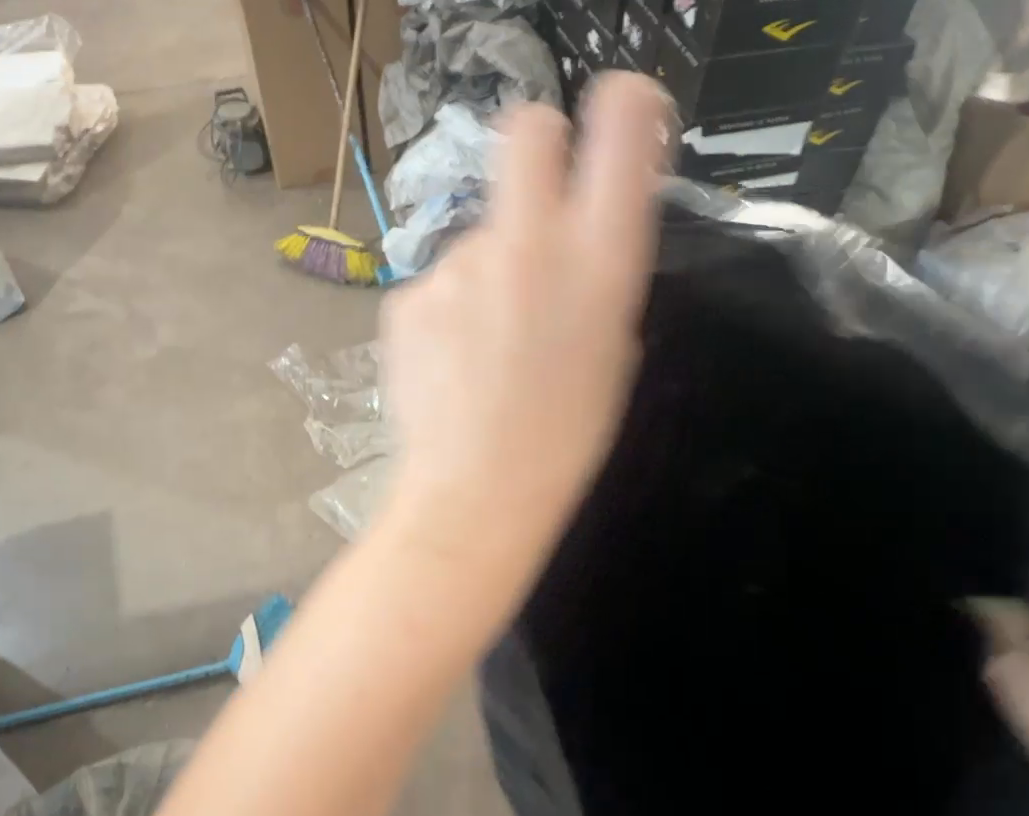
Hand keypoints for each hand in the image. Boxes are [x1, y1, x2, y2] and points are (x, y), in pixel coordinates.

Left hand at [376, 74, 672, 560]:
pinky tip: (453, 364)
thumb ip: (599, 282)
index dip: (621, 108)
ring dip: (486, 273)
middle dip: (536, 148)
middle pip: (525, 132)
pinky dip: (447, 312)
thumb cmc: (563, 442)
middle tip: (536, 205)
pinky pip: (437, 284)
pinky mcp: (407, 296)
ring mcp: (458, 266)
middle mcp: (528, 244)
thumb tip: (581, 244)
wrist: (475, 496)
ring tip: (487, 348)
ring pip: (476, 236)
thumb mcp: (613, 356)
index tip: (621, 117)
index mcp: (599, 262)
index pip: (618, 127)